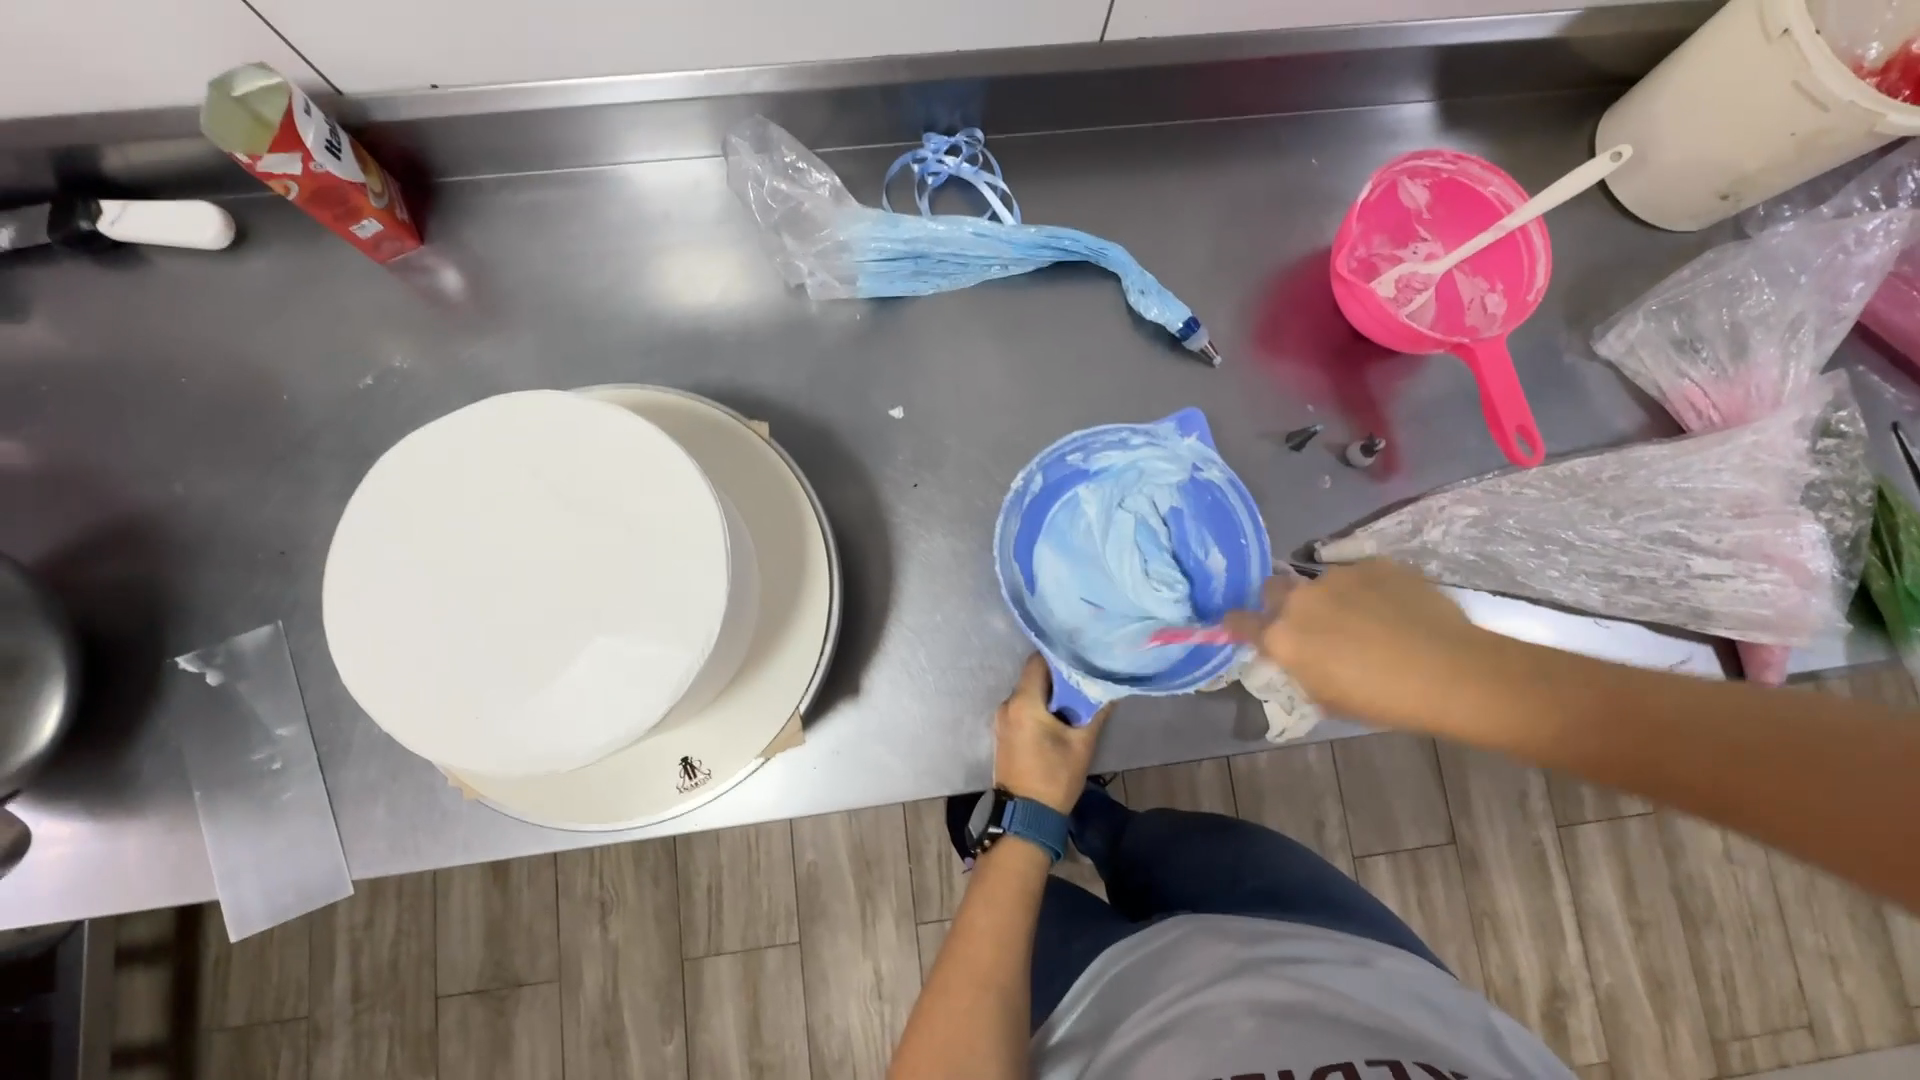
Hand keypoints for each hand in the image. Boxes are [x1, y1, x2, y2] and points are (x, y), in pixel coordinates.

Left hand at [994, 655, 1108, 813]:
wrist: (1026, 816)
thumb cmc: (1055, 777)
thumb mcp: (1082, 744)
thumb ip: (1096, 711)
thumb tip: (1110, 689)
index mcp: (1023, 703)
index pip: (1038, 662)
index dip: (1059, 657)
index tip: (1080, 658)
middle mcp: (1006, 705)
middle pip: (1032, 677)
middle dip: (1058, 677)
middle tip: (1084, 678)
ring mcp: (1001, 720)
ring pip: (1028, 694)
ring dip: (1049, 694)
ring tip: (1075, 698)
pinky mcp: (1003, 733)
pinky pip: (1022, 709)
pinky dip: (1039, 708)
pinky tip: (1059, 716)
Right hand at [1223, 560, 1493, 732]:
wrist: (1451, 673)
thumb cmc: (1385, 701)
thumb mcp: (1326, 697)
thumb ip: (1300, 668)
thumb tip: (1298, 656)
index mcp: (1282, 638)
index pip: (1239, 621)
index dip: (1239, 623)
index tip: (1245, 627)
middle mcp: (1300, 600)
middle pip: (1273, 589)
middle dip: (1282, 602)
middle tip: (1310, 623)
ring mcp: (1337, 577)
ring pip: (1320, 582)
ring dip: (1330, 597)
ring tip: (1364, 617)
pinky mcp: (1374, 563)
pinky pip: (1359, 574)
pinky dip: (1367, 589)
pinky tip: (1393, 608)